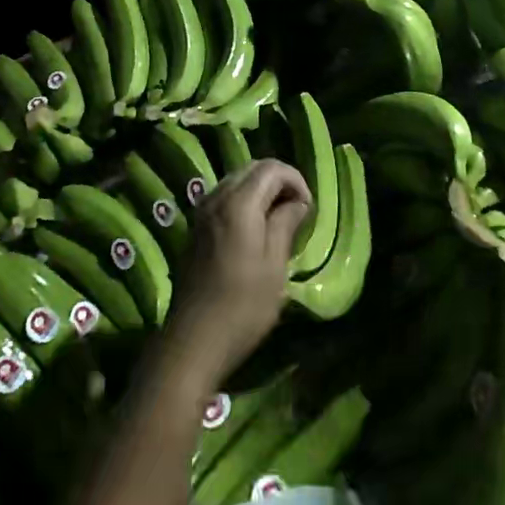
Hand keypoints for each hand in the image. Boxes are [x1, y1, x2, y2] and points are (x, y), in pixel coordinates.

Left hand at [159, 160, 311, 388]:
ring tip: (280, 221)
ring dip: (260, 191)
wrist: (195, 336)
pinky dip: (243, 202)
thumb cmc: (243, 305)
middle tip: (298, 212)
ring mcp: (201, 211)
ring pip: (236, 181)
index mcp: (238, 204)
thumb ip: (285, 224)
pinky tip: (255, 230)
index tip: (308, 209)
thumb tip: (298, 202)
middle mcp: (215, 198)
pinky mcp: (195, 226)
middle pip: (251, 169)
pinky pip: (223, 198)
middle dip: (279, 182)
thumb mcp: (275, 266)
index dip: (295, 180)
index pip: (271, 168)